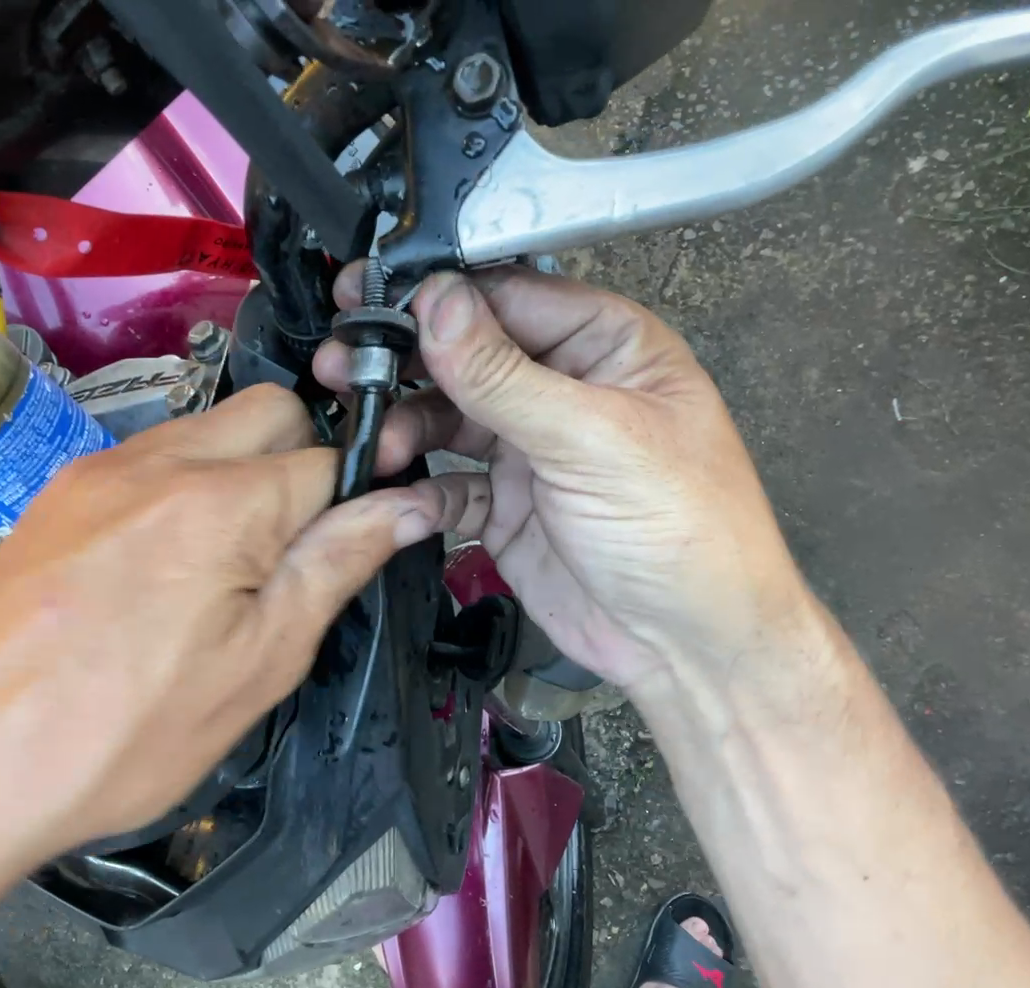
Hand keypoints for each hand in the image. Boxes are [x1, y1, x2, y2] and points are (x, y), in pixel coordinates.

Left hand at [0, 385, 444, 987]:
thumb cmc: (121, 739)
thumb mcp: (257, 666)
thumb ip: (335, 567)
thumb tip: (410, 506)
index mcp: (219, 504)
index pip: (329, 458)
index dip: (362, 493)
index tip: (363, 534)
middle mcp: (155, 462)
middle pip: (269, 412)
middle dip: (306, 459)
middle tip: (295, 547)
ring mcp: (95, 471)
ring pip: (207, 430)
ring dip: (243, 475)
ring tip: (227, 566)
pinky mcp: (56, 493)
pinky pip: (147, 460)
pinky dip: (183, 489)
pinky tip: (164, 567)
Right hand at [316, 267, 807, 688]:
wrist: (685, 648)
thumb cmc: (681, 530)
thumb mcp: (592, 440)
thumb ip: (506, 376)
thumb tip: (437, 304)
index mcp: (605, 347)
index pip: (508, 298)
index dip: (439, 297)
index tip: (374, 301)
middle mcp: (563, 389)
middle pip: (466, 354)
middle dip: (404, 358)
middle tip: (343, 362)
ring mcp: (529, 448)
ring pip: (446, 416)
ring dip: (403, 424)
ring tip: (372, 441)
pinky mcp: (504, 504)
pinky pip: (445, 481)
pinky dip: (416, 486)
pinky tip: (396, 493)